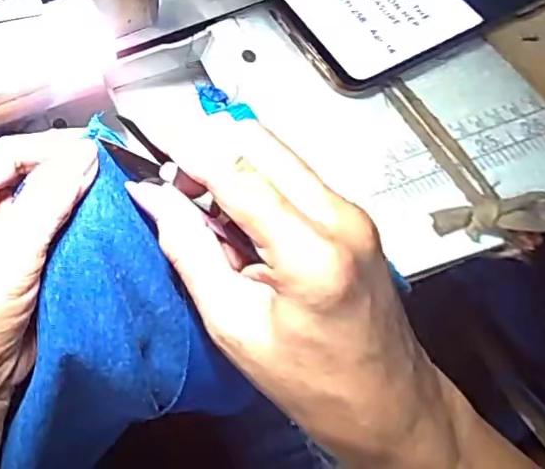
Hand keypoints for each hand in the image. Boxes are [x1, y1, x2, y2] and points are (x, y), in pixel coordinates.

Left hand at [0, 132, 99, 468]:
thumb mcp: (16, 247)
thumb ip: (52, 194)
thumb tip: (86, 150)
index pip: (8, 151)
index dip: (52, 146)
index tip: (95, 144)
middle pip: (19, 168)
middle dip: (59, 164)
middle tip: (104, 161)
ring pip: (30, 193)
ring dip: (63, 188)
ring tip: (103, 180)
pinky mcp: (2, 251)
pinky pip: (34, 219)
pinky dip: (61, 213)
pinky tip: (88, 208)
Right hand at [128, 115, 528, 468]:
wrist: (395, 409)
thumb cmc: (316, 384)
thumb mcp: (233, 325)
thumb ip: (187, 249)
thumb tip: (151, 194)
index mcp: (313, 255)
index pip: (235, 174)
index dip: (185, 149)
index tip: (149, 136)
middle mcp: (338, 218)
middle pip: (254, 140)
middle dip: (203, 145)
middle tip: (174, 178)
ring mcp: (348, 209)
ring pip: (268, 145)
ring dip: (223, 157)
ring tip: (200, 199)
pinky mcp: (347, 210)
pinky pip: (284, 166)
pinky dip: (246, 171)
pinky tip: (232, 211)